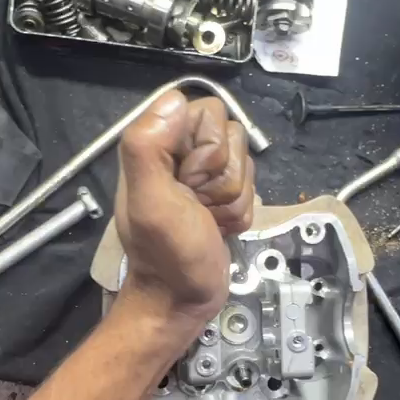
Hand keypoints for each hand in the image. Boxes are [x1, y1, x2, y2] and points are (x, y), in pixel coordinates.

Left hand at [114, 89, 255, 335]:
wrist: (180, 300)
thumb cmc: (166, 254)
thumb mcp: (150, 200)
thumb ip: (149, 146)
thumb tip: (174, 99)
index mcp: (156, 144)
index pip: (205, 111)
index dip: (206, 146)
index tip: (187, 181)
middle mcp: (181, 153)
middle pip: (232, 136)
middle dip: (222, 176)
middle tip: (196, 204)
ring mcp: (204, 176)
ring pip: (245, 163)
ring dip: (231, 198)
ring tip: (206, 218)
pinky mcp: (223, 197)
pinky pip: (251, 189)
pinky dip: (239, 213)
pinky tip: (218, 227)